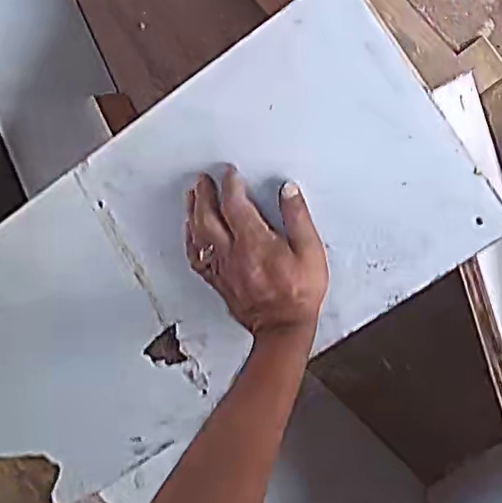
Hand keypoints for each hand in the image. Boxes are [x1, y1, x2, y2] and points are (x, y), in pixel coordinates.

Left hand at [185, 167, 327, 340]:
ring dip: (194, 213)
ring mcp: (223, 269)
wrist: (285, 329)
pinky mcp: (220, 282)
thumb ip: (298, 218)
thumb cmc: (300, 294)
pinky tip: (191, 233)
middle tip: (203, 180)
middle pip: (209, 217)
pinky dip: (191, 240)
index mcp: (255, 242)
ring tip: (193, 197)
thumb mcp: (310, 251)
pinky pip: (198, 258)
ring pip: (199, 235)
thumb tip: (288, 192)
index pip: (235, 204)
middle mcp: (234, 254)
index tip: (231, 173)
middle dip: (205, 194)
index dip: (231, 185)